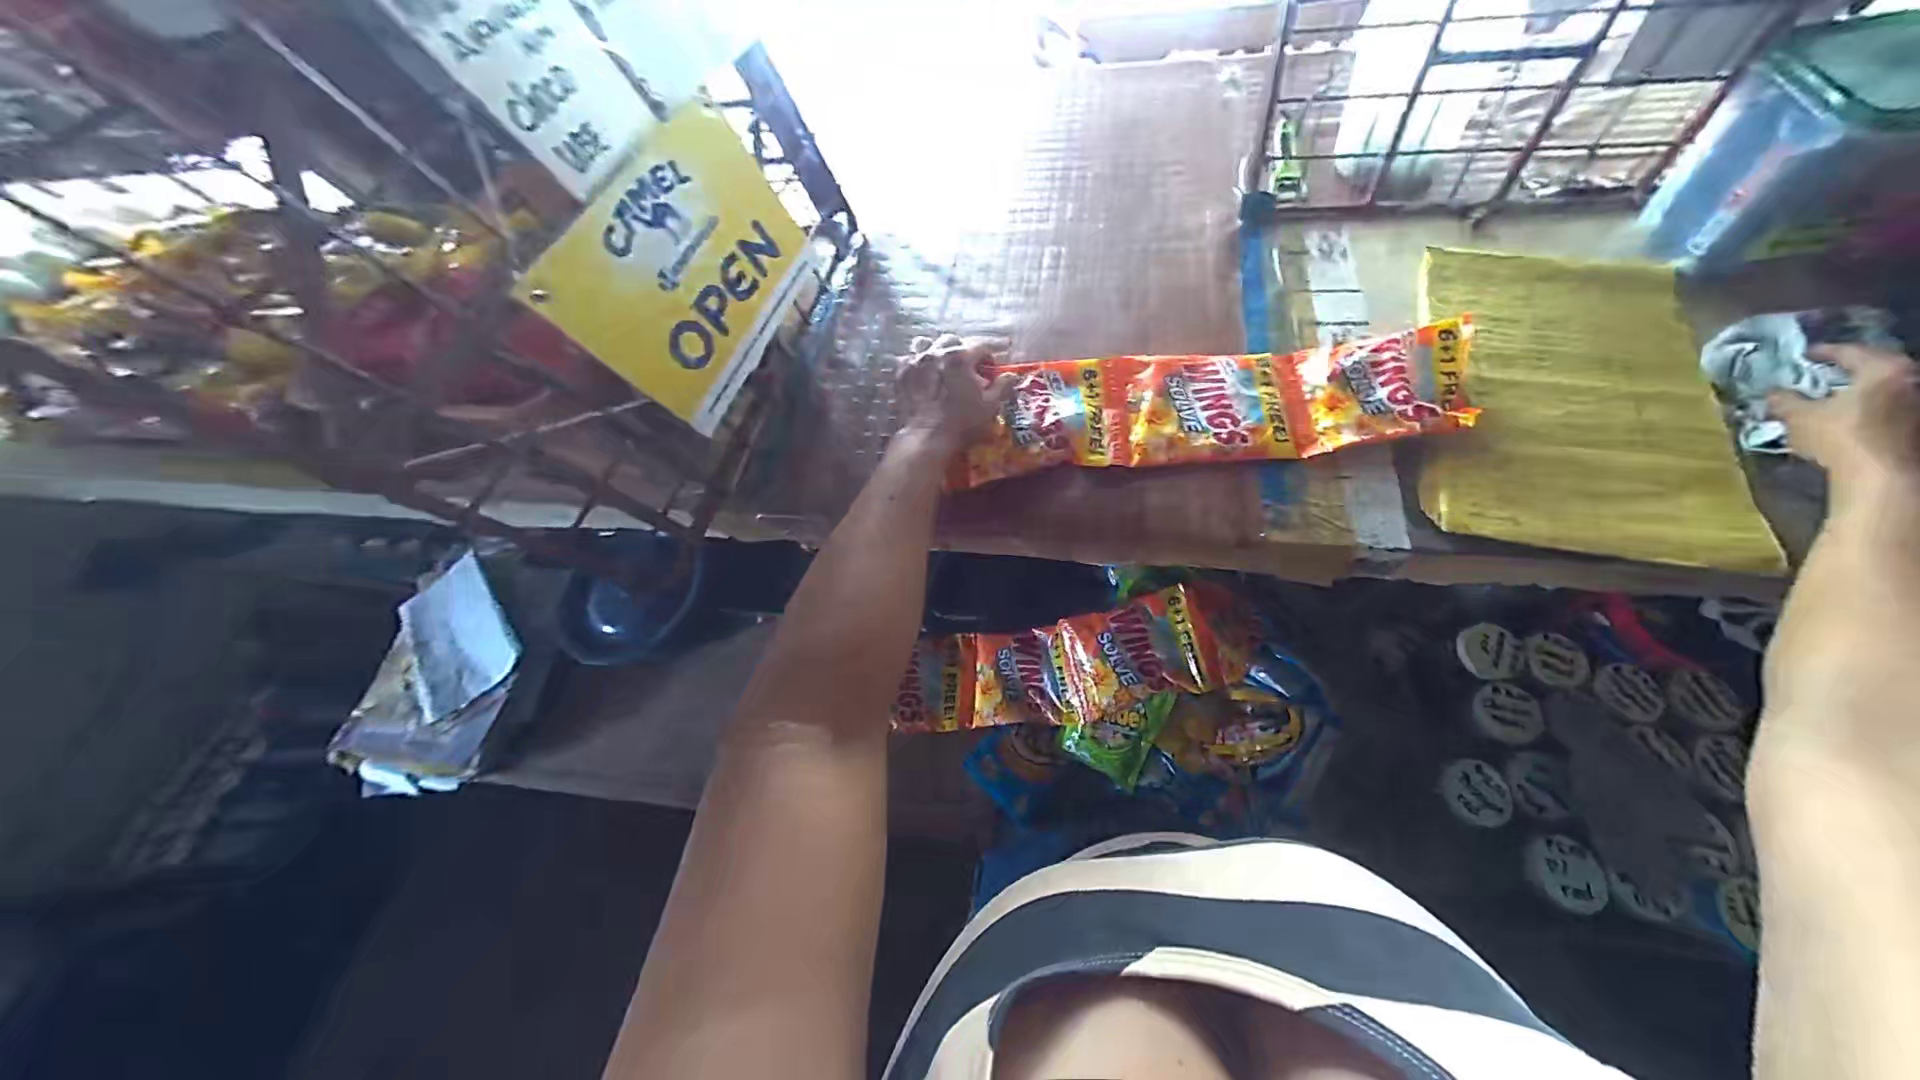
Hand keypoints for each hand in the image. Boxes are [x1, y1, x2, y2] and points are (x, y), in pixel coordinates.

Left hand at [897, 334, 1014, 454]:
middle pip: (953, 341)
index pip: (981, 346)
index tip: (991, 368)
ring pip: (927, 343)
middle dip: (962, 351)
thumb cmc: (963, 422)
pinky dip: (918, 363)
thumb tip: (1011, 375)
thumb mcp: (990, 406)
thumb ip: (1002, 386)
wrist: (927, 438)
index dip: (990, 356)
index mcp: (961, 356)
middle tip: (967, 369)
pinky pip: (910, 359)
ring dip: (937, 351)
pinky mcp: (902, 373)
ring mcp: (916, 361)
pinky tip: (923, 375)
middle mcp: (937, 352)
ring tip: (942, 366)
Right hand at [1769, 344, 1919, 498]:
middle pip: (1875, 366)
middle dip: (1847, 369)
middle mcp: (1912, 377)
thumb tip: (1773, 392)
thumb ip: (1784, 401)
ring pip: (1886, 385)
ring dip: (1860, 388)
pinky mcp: (1916, 422)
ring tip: (1835, 395)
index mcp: (1884, 369)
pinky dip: (1872, 403)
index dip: (1823, 352)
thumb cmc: (1841, 437)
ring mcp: (1918, 400)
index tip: (1805, 354)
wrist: (1885, 474)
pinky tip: (1852, 413)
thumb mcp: (1799, 417)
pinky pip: (1893, 403)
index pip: (1850, 351)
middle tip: (1822, 372)